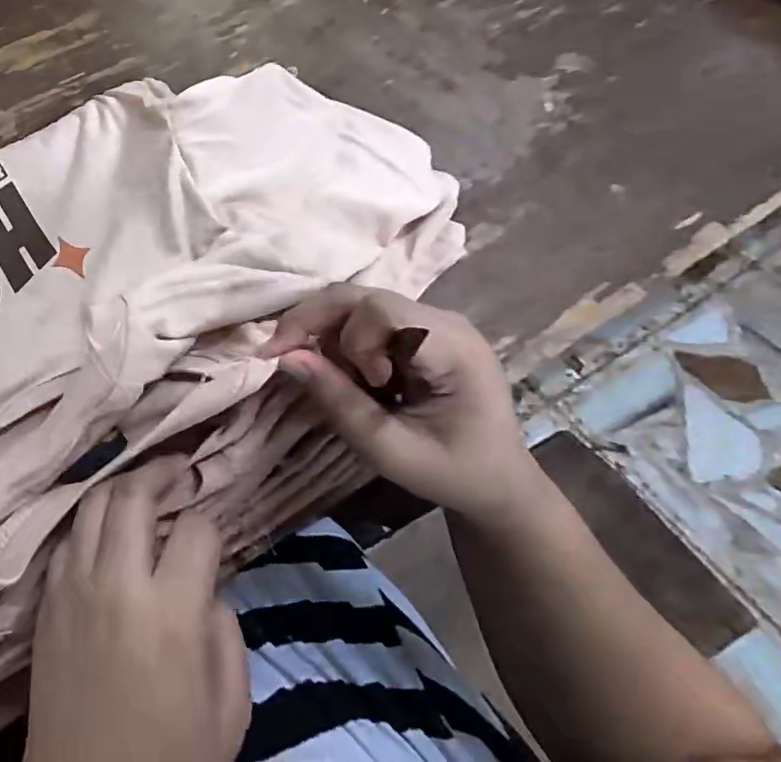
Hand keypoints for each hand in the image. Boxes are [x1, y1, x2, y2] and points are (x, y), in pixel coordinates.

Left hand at [26, 458, 249, 761]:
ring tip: (143, 485)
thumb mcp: (228, 709)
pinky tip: (106, 529)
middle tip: (179, 468)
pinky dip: (90, 522)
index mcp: (171, 613)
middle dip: (162, 471)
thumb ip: (226, 634)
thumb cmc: (170, 757)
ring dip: (122, 485)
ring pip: (94, 504)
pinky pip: (68, 538)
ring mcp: (74, 587)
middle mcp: (118, 584)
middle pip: (134, 494)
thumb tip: (205, 588)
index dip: (209, 523)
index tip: (210, 534)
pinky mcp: (46, 600)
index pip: (195, 529)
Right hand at [260, 284, 545, 526]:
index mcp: (453, 347)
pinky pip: (368, 318)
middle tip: (280, 355)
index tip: (322, 377)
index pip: (379, 310)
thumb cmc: (452, 473)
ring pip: (359, 303)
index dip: (337, 334)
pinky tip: (350, 376)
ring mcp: (434, 321)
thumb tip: (286, 358)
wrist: (499, 484)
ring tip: (332, 379)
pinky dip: (343, 340)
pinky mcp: (422, 329)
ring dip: (329, 334)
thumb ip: (339, 403)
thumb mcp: (390, 450)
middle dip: (315, 322)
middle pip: (363, 296)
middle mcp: (445, 320)